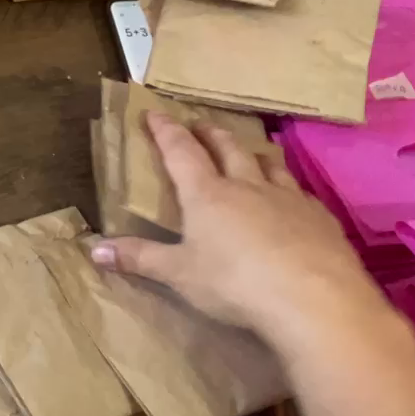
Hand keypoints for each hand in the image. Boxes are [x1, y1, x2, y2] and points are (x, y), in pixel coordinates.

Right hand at [90, 112, 388, 350]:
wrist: (315, 301)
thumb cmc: (235, 283)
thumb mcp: (178, 274)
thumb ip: (139, 258)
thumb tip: (94, 250)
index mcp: (207, 194)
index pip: (181, 151)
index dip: (166, 131)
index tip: (155, 113)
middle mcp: (247, 186)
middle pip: (227, 148)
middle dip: (210, 134)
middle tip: (200, 125)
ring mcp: (288, 200)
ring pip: (268, 164)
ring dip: (252, 154)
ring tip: (247, 154)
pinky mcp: (320, 219)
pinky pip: (300, 193)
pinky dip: (287, 188)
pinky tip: (290, 200)